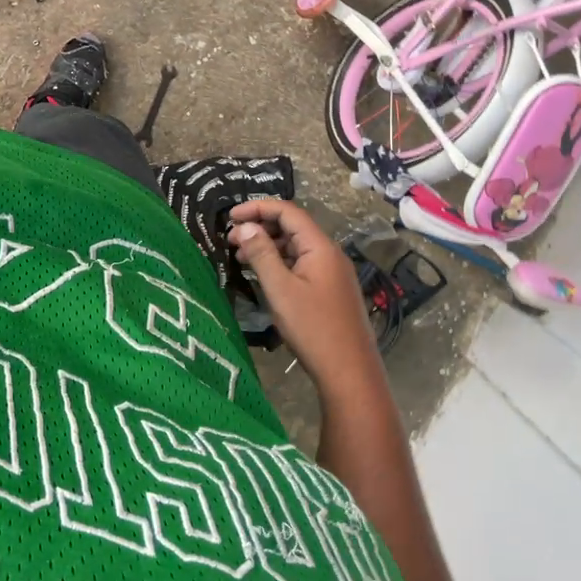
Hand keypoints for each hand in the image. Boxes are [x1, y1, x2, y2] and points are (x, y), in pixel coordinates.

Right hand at [226, 200, 381, 392]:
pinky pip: (301, 264)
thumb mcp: (280, 288)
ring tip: (241, 258)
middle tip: (231, 240)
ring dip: (268, 246)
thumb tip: (246, 226)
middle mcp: (330, 254)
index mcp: (320, 247)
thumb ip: (261, 253)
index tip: (230, 217)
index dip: (257, 208)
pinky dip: (279, 262)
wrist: (350, 373)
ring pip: (296, 247)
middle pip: (292, 227)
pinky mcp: (330, 290)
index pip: (287, 212)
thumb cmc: (312, 327)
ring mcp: (332, 273)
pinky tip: (263, 276)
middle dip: (260, 227)